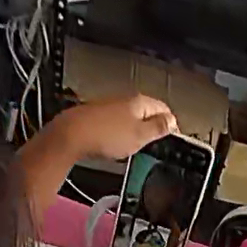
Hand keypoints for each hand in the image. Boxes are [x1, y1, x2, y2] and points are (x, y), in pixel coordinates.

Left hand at [56, 94, 178, 160]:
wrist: (73, 135)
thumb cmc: (107, 136)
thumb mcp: (140, 136)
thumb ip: (158, 128)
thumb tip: (172, 121)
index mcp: (139, 102)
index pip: (164, 108)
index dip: (171, 123)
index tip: (172, 137)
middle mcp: (125, 100)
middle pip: (147, 112)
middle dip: (153, 127)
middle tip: (155, 145)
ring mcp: (111, 107)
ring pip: (132, 118)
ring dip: (138, 131)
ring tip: (137, 147)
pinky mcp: (99, 116)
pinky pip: (118, 124)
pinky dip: (123, 133)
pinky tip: (119, 145)